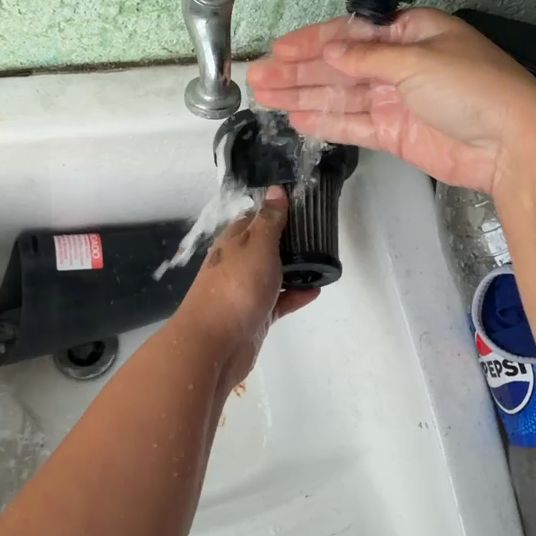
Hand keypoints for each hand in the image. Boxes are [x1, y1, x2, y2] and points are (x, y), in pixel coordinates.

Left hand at [173, 186, 318, 389]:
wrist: (213, 345)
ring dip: (295, 268)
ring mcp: (246, 291)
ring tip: (322, 260)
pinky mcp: (255, 315)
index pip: (255, 217)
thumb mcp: (257, 246)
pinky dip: (296, 295)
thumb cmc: (235, 288)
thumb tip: (276, 190)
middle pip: (265, 245)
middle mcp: (238, 263)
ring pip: (273, 273)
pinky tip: (316, 291)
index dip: (277, 208)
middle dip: (289, 239)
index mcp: (233, 241)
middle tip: (320, 231)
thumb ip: (269, 221)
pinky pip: (280, 300)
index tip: (304, 203)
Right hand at [247, 9, 535, 192]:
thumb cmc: (475, 88)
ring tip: (266, 97)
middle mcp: (401, 65)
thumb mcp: (418, 60)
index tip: (279, 50)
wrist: (512, 144)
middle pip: (340, 66)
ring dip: (304, 96)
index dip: (313, 42)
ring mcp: (396, 101)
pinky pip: (353, 125)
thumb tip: (330, 51)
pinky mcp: (396, 134)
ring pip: (341, 96)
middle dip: (299, 71)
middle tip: (259, 77)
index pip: (352, 34)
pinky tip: (298, 119)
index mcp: (411, 34)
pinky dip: (326, 123)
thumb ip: (367, 57)